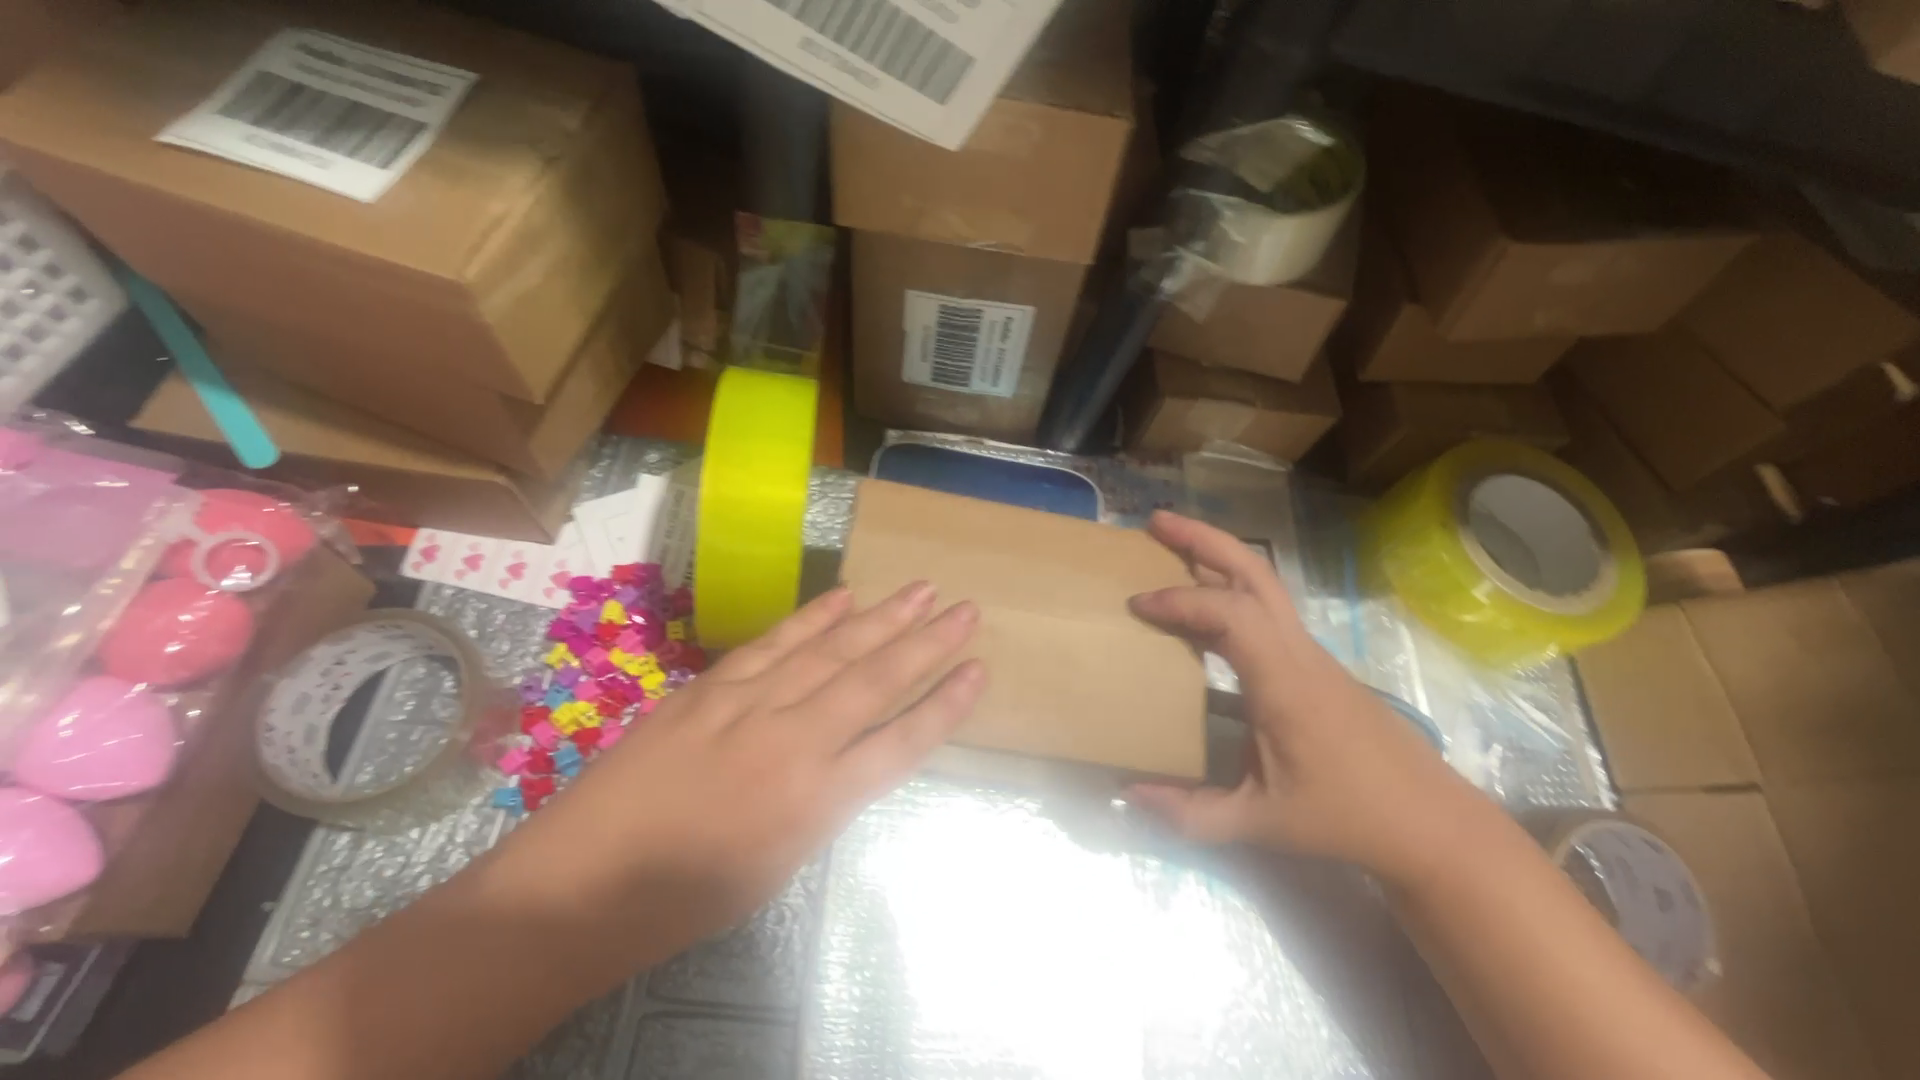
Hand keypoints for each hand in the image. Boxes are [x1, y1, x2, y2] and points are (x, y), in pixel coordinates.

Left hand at [485, 582, 983, 970]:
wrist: (587, 879)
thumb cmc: (690, 896)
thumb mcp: (781, 863)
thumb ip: (823, 801)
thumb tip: (848, 757)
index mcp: (816, 799)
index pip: (900, 742)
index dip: (945, 706)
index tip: (980, 670)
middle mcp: (792, 741)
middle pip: (873, 680)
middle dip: (926, 643)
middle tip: (967, 608)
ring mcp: (747, 705)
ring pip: (829, 650)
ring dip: (880, 618)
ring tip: (921, 589)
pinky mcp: (710, 688)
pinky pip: (772, 644)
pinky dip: (812, 617)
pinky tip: (844, 596)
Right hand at [1126, 511, 1482, 884]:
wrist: (1431, 822)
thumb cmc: (1347, 817)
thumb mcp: (1261, 824)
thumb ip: (1191, 812)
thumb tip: (1129, 794)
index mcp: (1285, 683)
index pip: (1230, 614)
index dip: (1180, 601)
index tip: (1137, 605)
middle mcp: (1300, 654)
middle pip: (1255, 572)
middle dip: (1204, 540)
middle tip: (1155, 521)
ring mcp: (1312, 656)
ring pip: (1266, 586)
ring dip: (1220, 558)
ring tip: (1173, 548)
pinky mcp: (1317, 668)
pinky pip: (1269, 612)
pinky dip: (1231, 594)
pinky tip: (1205, 616)